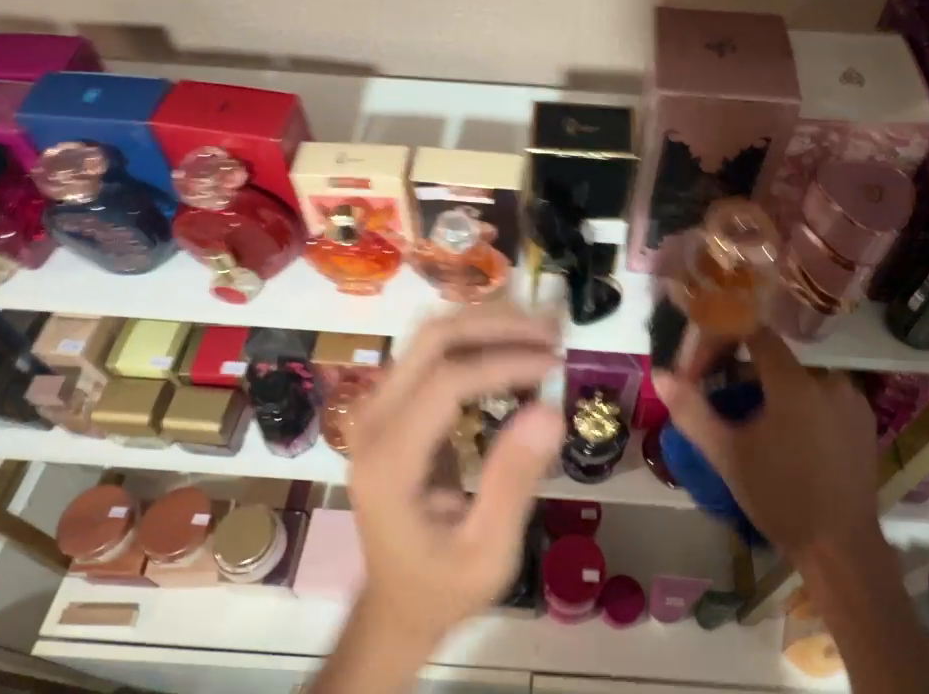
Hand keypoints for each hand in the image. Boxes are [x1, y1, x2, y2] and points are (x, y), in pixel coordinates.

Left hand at [346, 304, 566, 643]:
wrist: (395, 604)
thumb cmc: (443, 586)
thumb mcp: (489, 553)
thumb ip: (513, 481)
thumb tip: (551, 410)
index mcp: (389, 462)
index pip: (445, 382)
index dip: (504, 362)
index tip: (557, 364)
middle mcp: (371, 422)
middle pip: (431, 341)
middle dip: (496, 326)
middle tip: (553, 332)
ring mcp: (375, 411)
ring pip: (429, 338)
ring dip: (486, 325)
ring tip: (541, 333)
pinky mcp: (389, 408)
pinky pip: (430, 355)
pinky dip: (475, 342)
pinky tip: (515, 351)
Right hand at [652, 331, 880, 564]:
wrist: (840, 547)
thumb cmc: (779, 497)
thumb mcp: (727, 455)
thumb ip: (692, 410)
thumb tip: (661, 375)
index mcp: (794, 384)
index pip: (757, 335)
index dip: (728, 339)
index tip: (708, 362)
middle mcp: (829, 381)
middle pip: (779, 361)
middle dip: (749, 374)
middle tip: (727, 403)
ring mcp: (853, 401)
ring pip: (802, 381)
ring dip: (778, 392)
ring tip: (758, 425)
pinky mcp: (866, 421)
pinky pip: (825, 399)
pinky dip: (805, 407)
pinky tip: (792, 438)